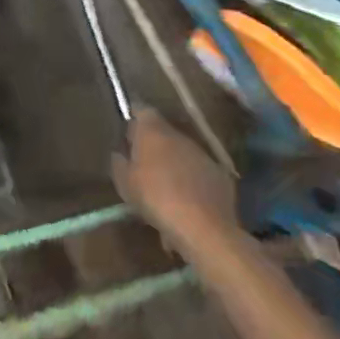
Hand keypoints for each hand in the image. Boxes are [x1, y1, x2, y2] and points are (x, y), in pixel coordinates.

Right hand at [113, 108, 238, 251]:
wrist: (203, 228)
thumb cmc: (155, 198)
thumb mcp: (123, 182)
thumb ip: (119, 162)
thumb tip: (121, 154)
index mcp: (153, 132)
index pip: (142, 110)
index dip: (134, 118)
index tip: (127, 132)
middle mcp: (180, 137)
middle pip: (163, 132)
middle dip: (153, 143)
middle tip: (141, 163)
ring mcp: (203, 155)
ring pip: (182, 152)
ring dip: (172, 161)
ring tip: (163, 185)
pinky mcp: (221, 176)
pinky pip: (199, 171)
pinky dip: (191, 179)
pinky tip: (185, 200)